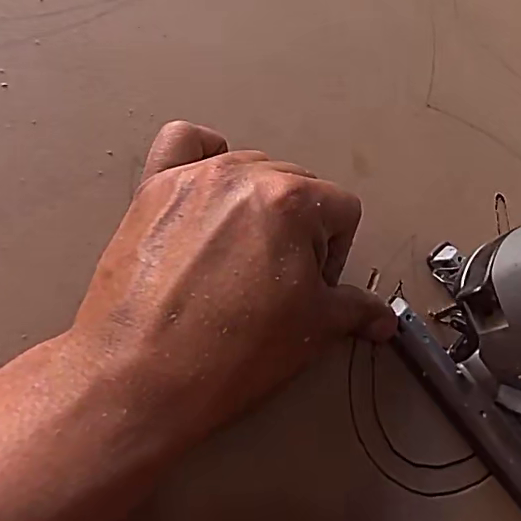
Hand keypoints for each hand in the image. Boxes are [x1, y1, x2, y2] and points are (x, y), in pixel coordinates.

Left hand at [60, 121, 394, 450]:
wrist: (139, 378)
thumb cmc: (226, 355)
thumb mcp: (311, 331)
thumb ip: (356, 309)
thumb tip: (381, 318)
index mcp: (293, 202)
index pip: (342, 209)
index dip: (336, 253)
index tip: (315, 285)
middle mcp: (244, 177)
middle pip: (299, 186)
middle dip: (300, 230)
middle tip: (280, 278)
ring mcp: (195, 179)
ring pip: (251, 169)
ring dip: (258, 204)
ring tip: (242, 253)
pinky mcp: (154, 190)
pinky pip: (184, 143)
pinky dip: (203, 156)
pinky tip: (208, 192)